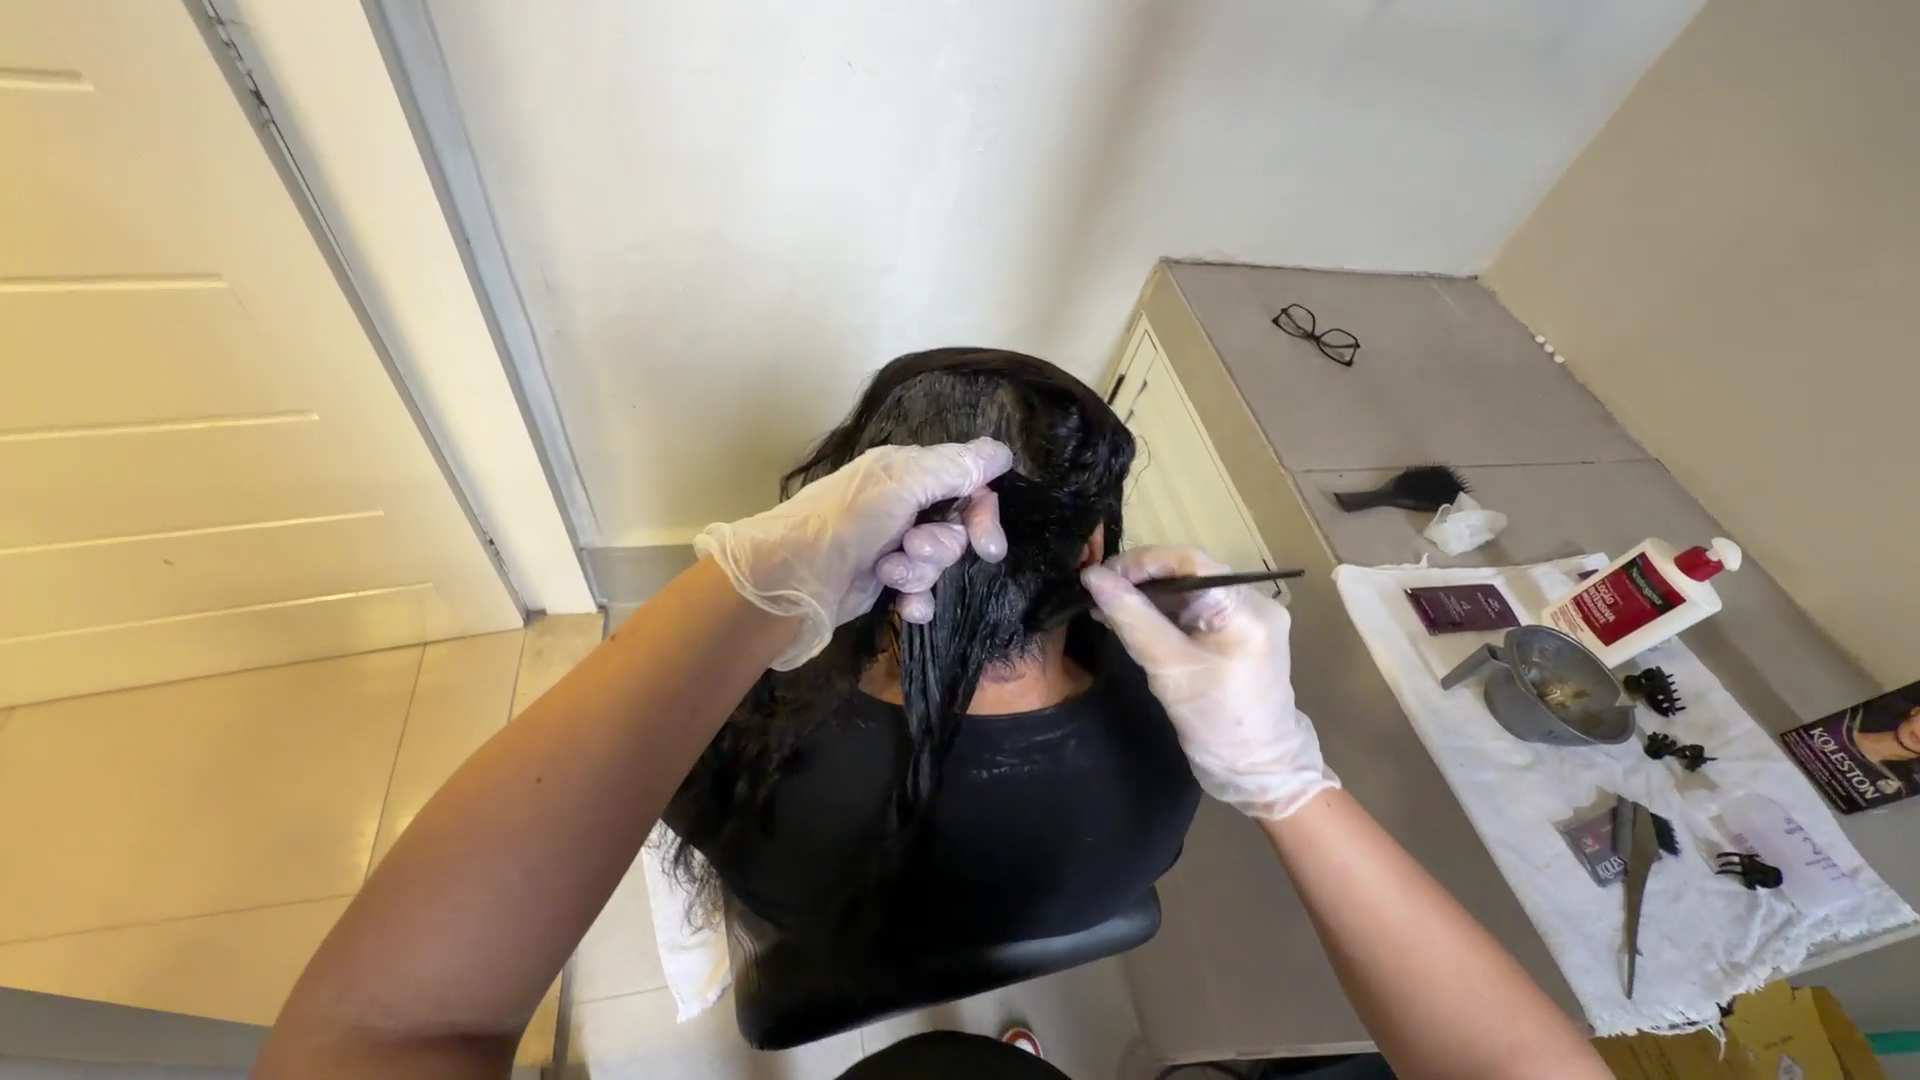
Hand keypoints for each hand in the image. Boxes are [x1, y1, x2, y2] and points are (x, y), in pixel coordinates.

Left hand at [695, 438, 1012, 669]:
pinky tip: (903, 606)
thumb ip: (954, 468)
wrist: (794, 578)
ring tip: (887, 572)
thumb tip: (1002, 452)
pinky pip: (924, 591)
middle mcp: (906, 505)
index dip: (983, 514)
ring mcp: (896, 545)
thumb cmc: (846, 520)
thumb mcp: (902, 483)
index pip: (969, 485)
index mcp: (909, 473)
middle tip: (916, 548)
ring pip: (940, 562)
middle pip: (958, 528)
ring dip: (920, 572)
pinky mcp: (887, 581)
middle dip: (942, 546)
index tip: (987, 544)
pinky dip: (916, 599)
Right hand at [1082, 545, 1338, 819]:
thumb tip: (1093, 578)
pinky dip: (1163, 615)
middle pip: (1189, 574)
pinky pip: (1195, 612)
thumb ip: (1131, 619)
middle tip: (1098, 594)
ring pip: (1189, 593)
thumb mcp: (1167, 668)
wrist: (1258, 771)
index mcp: (1245, 610)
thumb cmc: (1215, 722)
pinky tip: (1134, 622)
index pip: (1190, 560)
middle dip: (1141, 580)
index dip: (1142, 562)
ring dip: (1148, 598)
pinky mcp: (1240, 635)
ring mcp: (1250, 619)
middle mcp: (1254, 604)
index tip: (1102, 576)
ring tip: (1108, 609)